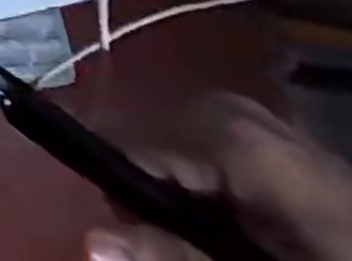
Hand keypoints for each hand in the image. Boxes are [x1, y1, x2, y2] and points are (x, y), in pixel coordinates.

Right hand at [86, 95, 351, 260]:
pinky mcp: (264, 139)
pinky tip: (235, 237)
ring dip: (172, 202)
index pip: (116, 141)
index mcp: (222, 131)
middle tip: (190, 254)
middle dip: (146, 201)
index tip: (136, 244)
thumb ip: (176, 257)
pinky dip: (199, 197)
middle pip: (138, 143)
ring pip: (164, 151)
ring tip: (216, 250)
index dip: (116, 196)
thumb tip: (86, 239)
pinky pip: (197, 155)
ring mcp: (248, 119)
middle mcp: (223, 106)